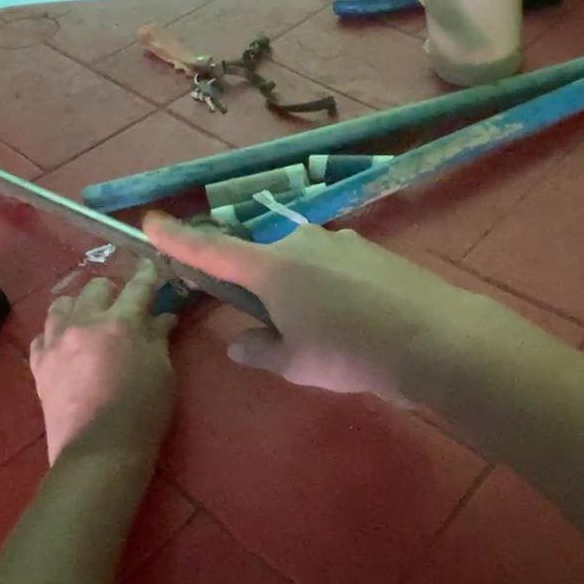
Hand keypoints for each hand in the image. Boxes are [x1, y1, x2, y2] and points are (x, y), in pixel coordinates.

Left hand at [29, 260, 177, 465]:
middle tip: (124, 302)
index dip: (148, 273)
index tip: (152, 264)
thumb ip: (159, 337)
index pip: (138, 286)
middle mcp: (84, 322)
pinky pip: (43, 335)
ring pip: (62, 304)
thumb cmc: (143, 409)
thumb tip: (164, 316)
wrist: (99, 449)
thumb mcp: (163, 370)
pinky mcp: (39, 364)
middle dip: (113, 289)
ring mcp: (56, 342)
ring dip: (80, 305)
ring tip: (91, 317)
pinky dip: (57, 332)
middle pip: (95, 287)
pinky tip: (68, 342)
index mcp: (121, 322)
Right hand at [142, 214, 509, 403]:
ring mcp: (342, 241)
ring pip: (304, 260)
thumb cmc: (349, 353)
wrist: (432, 337)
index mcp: (271, 267)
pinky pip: (336, 264)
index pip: (212, 248)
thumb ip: (261, 349)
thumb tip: (241, 343)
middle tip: (273, 321)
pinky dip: (332, 285)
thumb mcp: (295, 363)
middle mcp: (302, 242)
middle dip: (259, 282)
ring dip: (300, 285)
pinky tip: (355, 317)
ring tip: (324, 328)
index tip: (152, 221)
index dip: (179, 238)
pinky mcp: (373, 250)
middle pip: (264, 256)